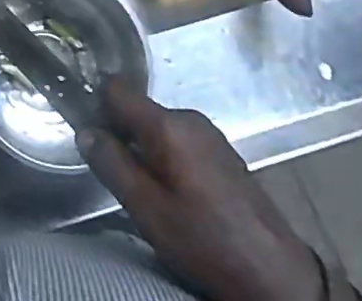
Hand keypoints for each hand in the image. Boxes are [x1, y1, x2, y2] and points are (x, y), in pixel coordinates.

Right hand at [77, 81, 326, 300]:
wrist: (276, 274)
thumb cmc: (205, 239)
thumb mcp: (147, 209)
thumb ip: (112, 164)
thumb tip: (86, 133)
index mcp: (167, 124)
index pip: (117, 88)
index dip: (96, 103)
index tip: (88, 131)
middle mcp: (188, 117)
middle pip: (137, 109)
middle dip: (120, 133)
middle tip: (115, 173)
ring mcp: (208, 133)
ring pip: (158, 127)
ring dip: (143, 148)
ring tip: (145, 190)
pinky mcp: (222, 151)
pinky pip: (179, 140)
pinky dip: (166, 157)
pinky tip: (173, 193)